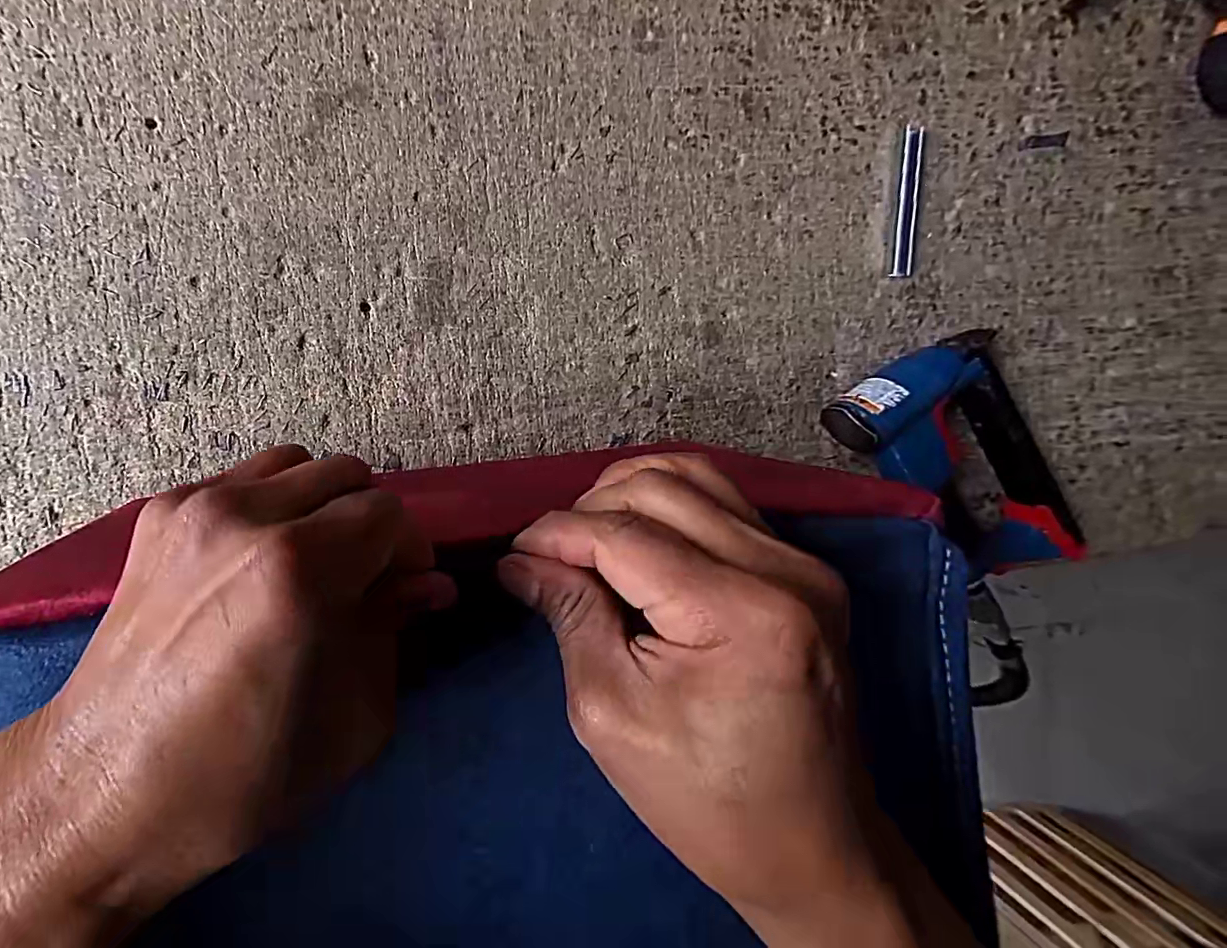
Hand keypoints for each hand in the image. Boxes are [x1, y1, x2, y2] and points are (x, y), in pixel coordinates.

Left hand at [21, 444, 454, 914]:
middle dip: (368, 521)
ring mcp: (191, 506)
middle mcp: (241, 516)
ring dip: (316, 502)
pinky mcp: (156, 512)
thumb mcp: (349, 724)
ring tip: (308, 561)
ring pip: (289, 464)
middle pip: (342, 473)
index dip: (409, 549)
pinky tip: (251, 561)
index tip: (405, 588)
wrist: (104, 782)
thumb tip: (428, 583)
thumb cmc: (236, 780)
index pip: (385, 512)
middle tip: (362, 577)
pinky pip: (237, 481)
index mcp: (295, 569)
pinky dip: (265, 506)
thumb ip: (393, 630)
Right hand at [496, 453, 965, 946]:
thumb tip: (518, 561)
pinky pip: (716, 496)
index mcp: (739, 614)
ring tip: (587, 542)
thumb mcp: (606, 709)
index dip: (552, 535)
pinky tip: (630, 536)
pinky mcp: (800, 568)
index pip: (620, 534)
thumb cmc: (701, 795)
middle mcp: (783, 571)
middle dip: (581, 513)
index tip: (513, 556)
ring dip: (619, 495)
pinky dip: (658, 500)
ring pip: (685, 474)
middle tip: (548, 559)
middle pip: (651, 490)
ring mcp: (802, 564)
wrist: (812, 852)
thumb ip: (567, 614)